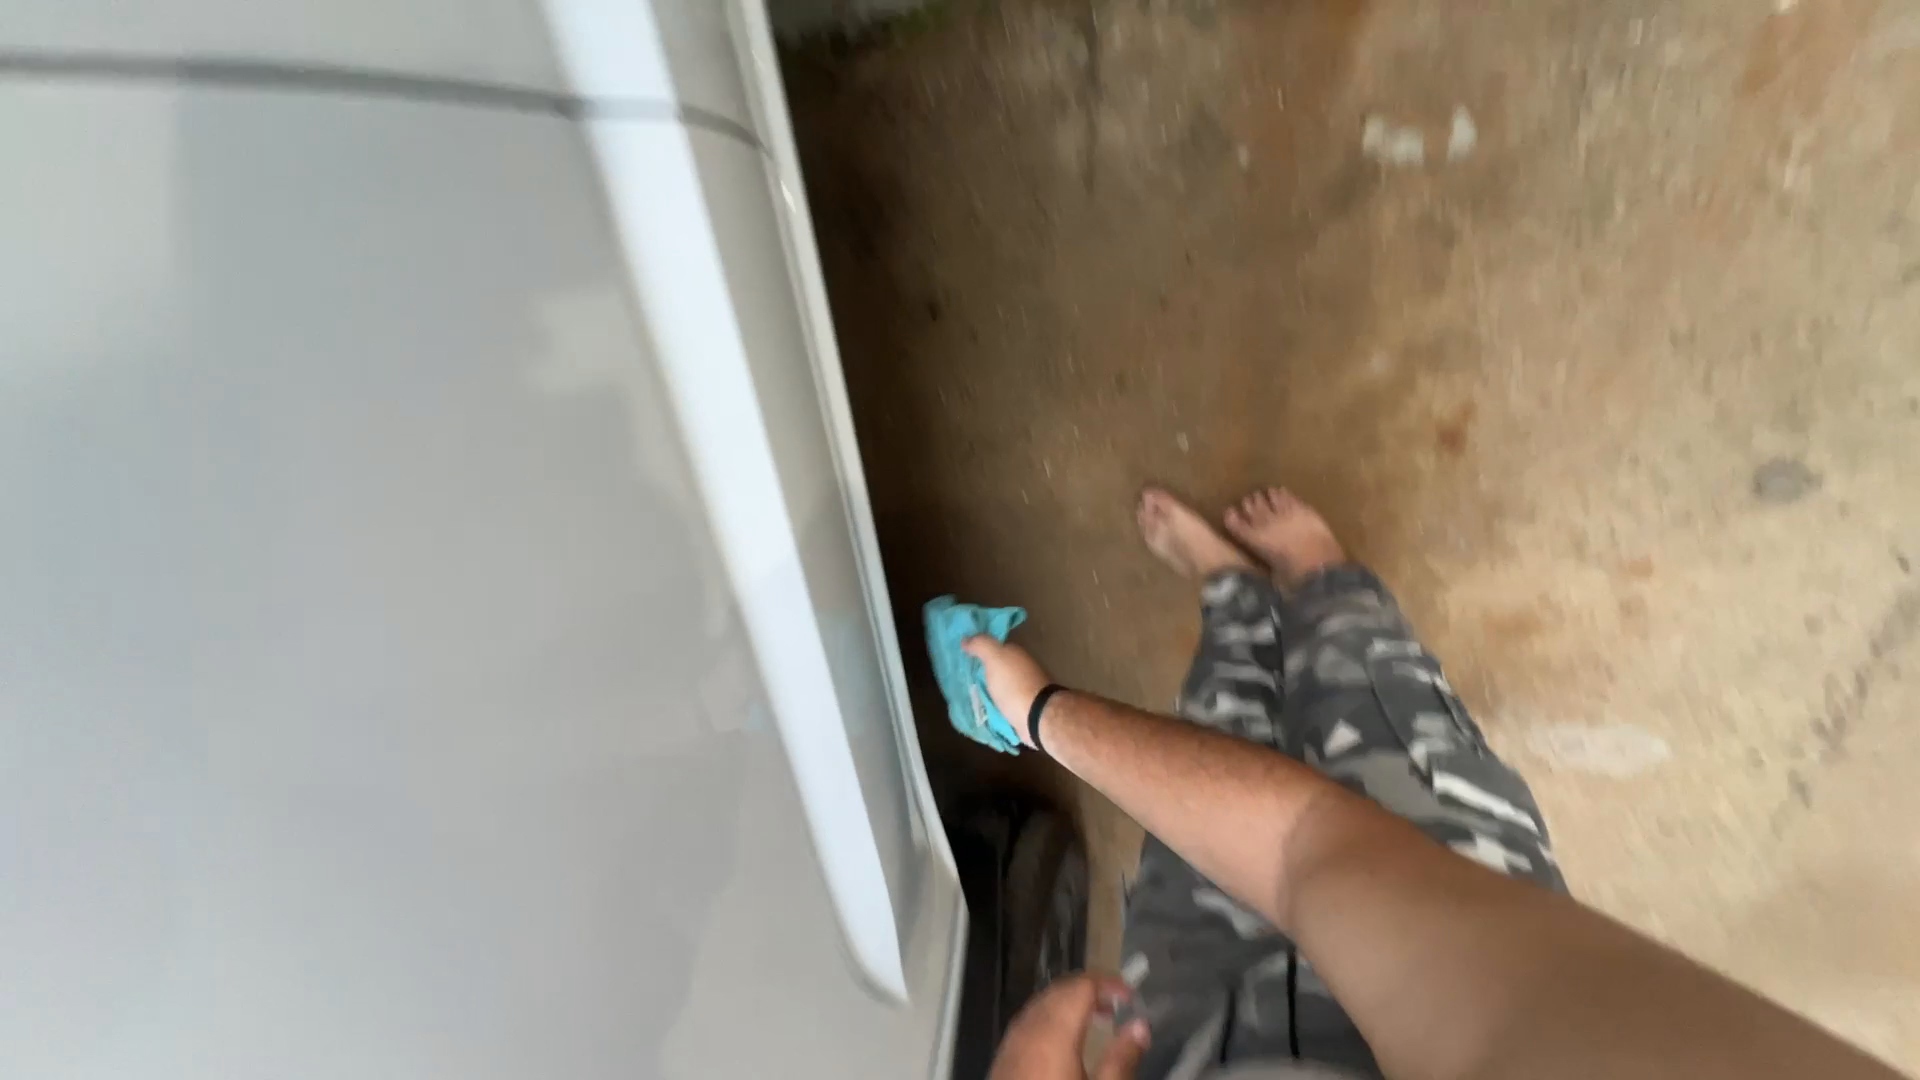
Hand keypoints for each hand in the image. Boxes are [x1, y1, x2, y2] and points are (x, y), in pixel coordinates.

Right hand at [962, 635, 1053, 746]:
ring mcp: (1023, 689)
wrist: (1036, 717)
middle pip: (997, 667)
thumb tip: (965, 638)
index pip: (995, 646)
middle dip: (982, 669)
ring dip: (987, 687)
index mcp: (1016, 654)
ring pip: (999, 684)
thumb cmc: (1014, 684)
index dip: (980, 648)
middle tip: (960, 674)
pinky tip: (980, 707)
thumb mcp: (994, 658)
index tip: (962, 653)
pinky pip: (1001, 702)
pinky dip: (992, 703)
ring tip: (966, 692)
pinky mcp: (1021, 708)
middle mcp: (1021, 668)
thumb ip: (981, 645)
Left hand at [989, 973, 1149, 1079]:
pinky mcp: (1004, 1055)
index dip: (1107, 983)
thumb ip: (1121, 1059)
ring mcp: (1013, 1039)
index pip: (1082, 986)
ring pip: (1043, 1003)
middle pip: (1060, 990)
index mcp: (1055, 1030)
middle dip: (1089, 990)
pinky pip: (1030, 1020)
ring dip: (1069, 1002)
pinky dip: (1051, 1016)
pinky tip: (1063, 1040)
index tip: (1131, 995)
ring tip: (1095, 1019)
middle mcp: (1030, 1025)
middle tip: (1116, 1005)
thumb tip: (1140, 1026)